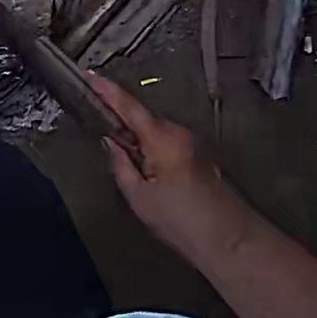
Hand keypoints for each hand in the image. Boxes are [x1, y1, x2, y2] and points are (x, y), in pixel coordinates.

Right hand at [93, 74, 264, 268]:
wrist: (227, 241)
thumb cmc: (179, 219)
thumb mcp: (137, 195)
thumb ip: (120, 163)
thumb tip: (111, 141)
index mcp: (160, 137)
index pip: (128, 106)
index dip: (106, 90)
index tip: (89, 76)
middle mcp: (177, 132)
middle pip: (141, 118)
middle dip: (120, 122)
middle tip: (100, 133)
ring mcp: (189, 142)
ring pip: (153, 131)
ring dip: (136, 138)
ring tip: (124, 161)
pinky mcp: (196, 154)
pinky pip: (164, 141)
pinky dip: (150, 147)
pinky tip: (146, 170)